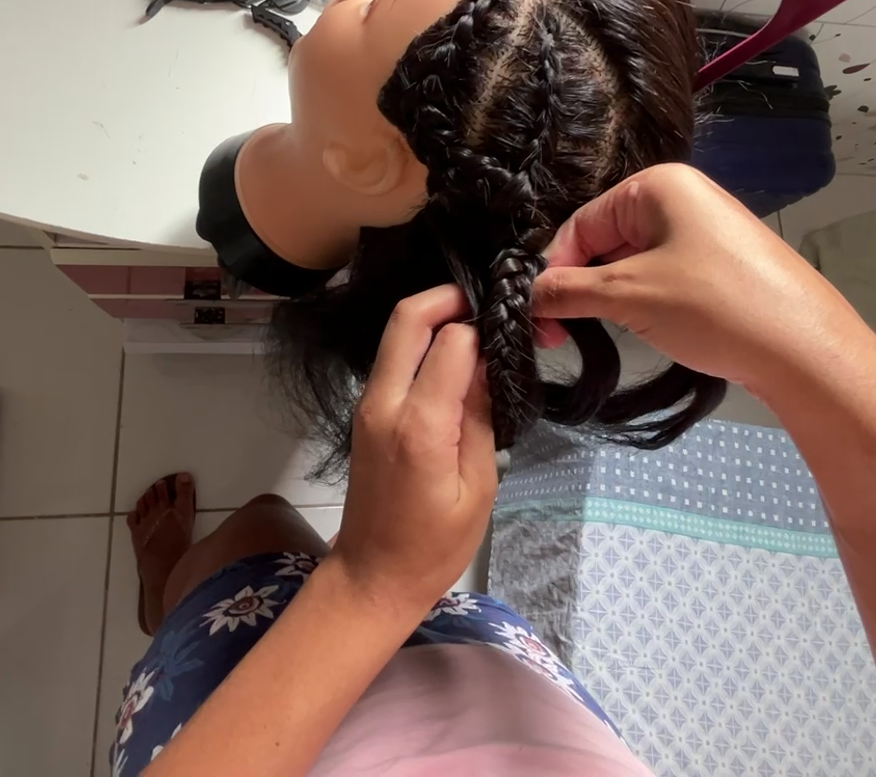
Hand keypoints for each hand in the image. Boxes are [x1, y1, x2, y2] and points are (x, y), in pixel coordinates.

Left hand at [328, 285, 497, 619]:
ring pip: (395, 333)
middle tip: (485, 305)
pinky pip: (391, 358)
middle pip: (407, 318)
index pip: (451, 342)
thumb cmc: (434, 546)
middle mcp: (385, 402)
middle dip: (447, 297)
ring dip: (433, 317)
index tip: (510, 334)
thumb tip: (487, 360)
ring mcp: (368, 404)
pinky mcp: (365, 411)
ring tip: (476, 330)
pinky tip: (453, 358)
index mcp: (419, 425)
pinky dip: (421, 343)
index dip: (483, 329)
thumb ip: (480, 415)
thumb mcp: (477, 487)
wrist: (372, 577)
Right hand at [532, 163, 875, 395]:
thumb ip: (565, 290)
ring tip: (594, 334)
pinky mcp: (716, 264)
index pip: (579, 224)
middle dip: (577, 286)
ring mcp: (701, 231)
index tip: (536, 318)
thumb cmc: (712, 306)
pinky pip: (658, 274)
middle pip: (601, 241)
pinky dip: (637, 301)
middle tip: (556, 335)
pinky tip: (636, 328)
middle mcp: (678, 197)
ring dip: (604, 298)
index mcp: (655, 185)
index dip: (552, 270)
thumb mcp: (628, 296)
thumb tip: (523, 296)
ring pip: (628, 262)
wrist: (807, 352)